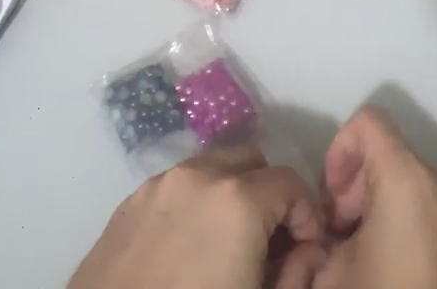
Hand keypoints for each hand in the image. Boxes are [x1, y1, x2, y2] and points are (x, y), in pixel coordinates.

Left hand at [70, 146, 327, 288]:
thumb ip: (297, 273)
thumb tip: (306, 253)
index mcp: (237, 198)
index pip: (293, 184)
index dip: (308, 217)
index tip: (306, 252)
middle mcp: (197, 176)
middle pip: (252, 163)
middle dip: (270, 198)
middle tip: (271, 247)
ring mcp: (158, 185)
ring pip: (211, 170)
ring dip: (231, 197)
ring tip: (228, 249)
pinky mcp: (128, 204)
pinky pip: (177, 188)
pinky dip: (195, 206)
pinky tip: (188, 251)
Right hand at [315, 107, 436, 288]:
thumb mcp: (334, 274)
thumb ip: (317, 241)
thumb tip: (320, 243)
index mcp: (406, 176)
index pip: (367, 122)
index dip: (338, 150)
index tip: (330, 199)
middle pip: (385, 154)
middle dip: (353, 188)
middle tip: (338, 236)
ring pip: (404, 183)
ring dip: (374, 210)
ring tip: (360, 260)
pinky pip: (424, 208)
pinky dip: (400, 224)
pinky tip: (388, 270)